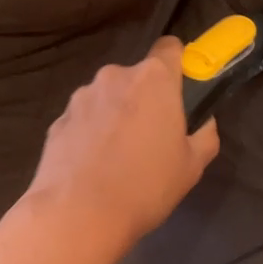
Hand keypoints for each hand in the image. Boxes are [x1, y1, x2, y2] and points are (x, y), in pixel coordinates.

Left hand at [25, 37, 219, 255]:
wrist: (77, 215)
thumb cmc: (145, 186)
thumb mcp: (192, 166)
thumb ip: (204, 136)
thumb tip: (204, 123)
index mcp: (154, 79)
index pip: (170, 47)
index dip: (177, 64)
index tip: (179, 90)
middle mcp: (115, 76)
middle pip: (137, 77)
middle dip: (144, 99)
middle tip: (150, 137)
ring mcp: (82, 96)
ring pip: (107, 97)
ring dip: (114, 115)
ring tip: (116, 157)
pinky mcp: (58, 118)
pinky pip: (83, 118)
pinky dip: (90, 133)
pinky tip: (92, 166)